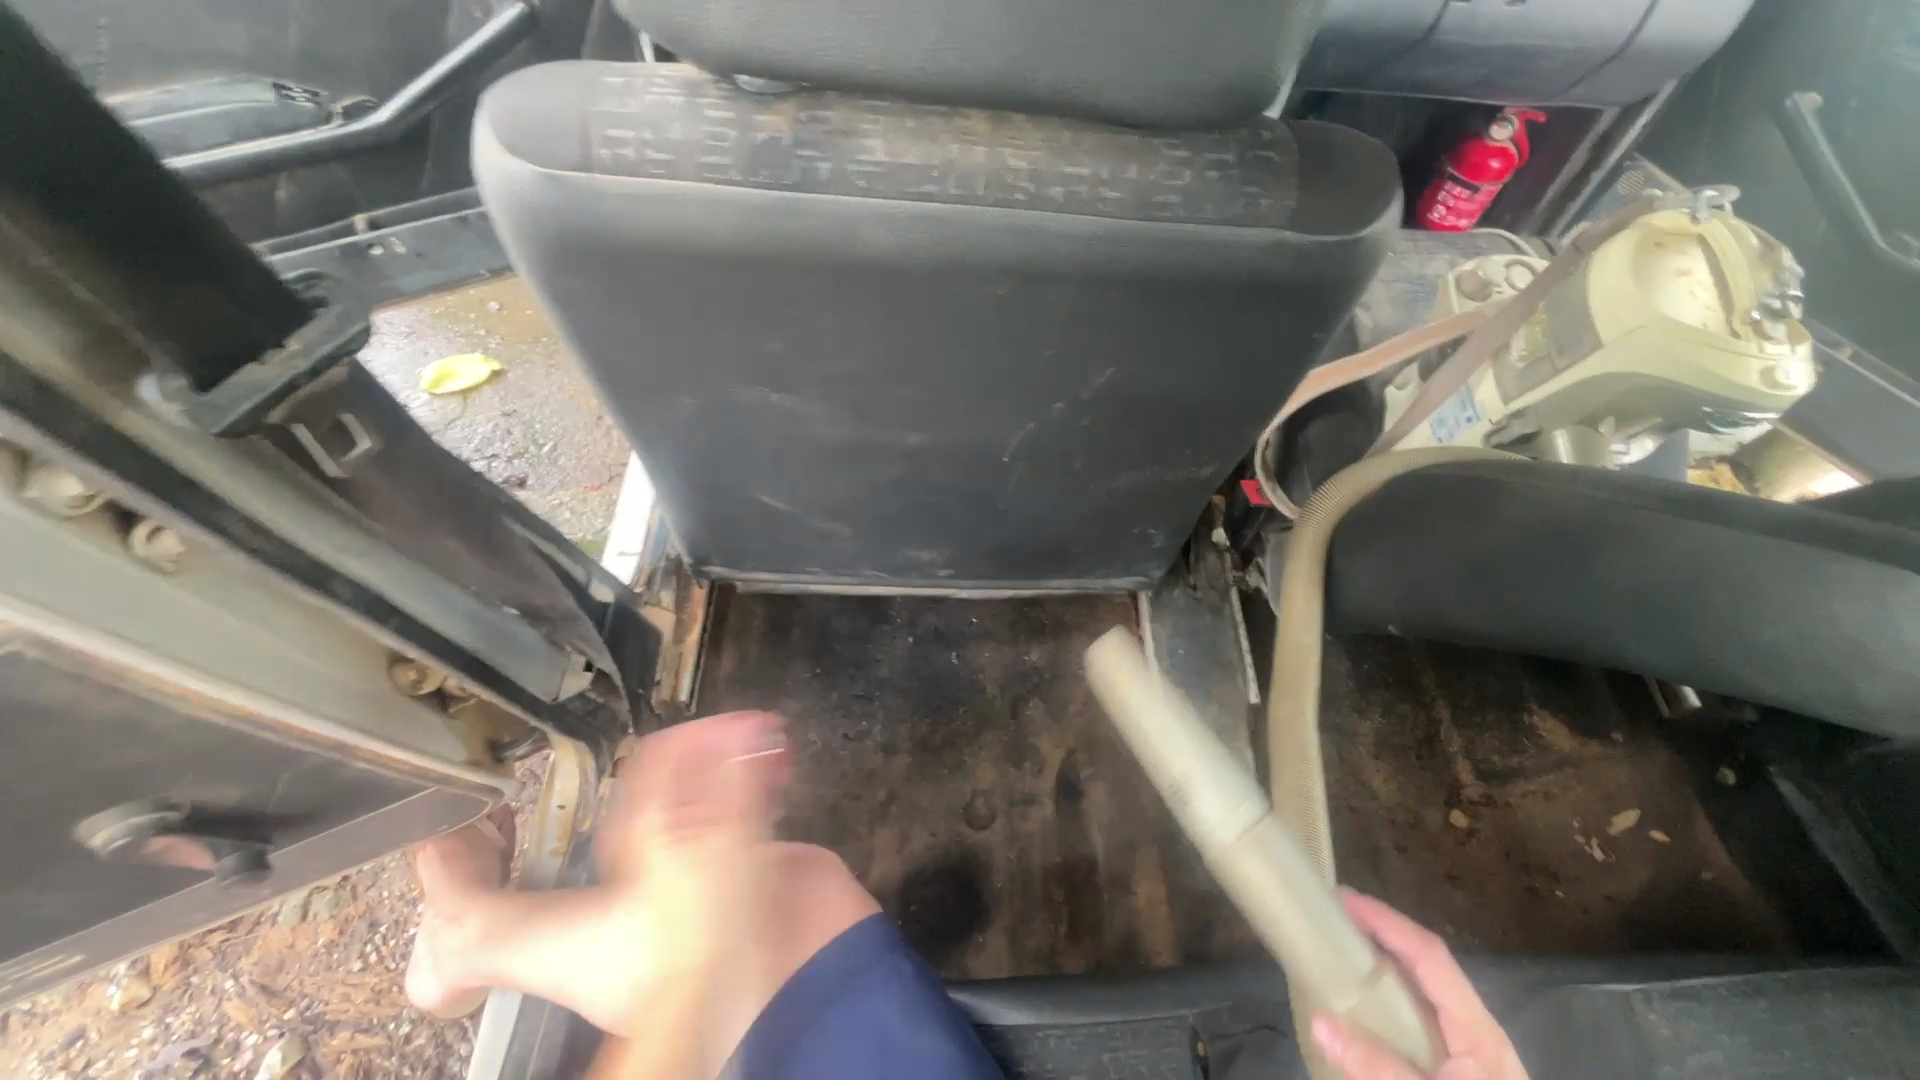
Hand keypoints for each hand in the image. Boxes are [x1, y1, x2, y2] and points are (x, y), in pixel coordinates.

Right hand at [1311, 891, 1528, 1079]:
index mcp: (1477, 1030)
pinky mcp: (1461, 1074)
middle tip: (1333, 921)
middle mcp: (1477, 1032)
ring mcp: (1472, 1055)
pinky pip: (1422, 1020)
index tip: (1343, 899)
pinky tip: (1364, 1011)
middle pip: (1429, 966)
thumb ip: (1378, 1068)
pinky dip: (1389, 1000)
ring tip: (1341, 954)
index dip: (1387, 921)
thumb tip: (1319, 1020)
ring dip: (1386, 965)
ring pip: (1426, 992)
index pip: (1429, 955)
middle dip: (1383, 934)